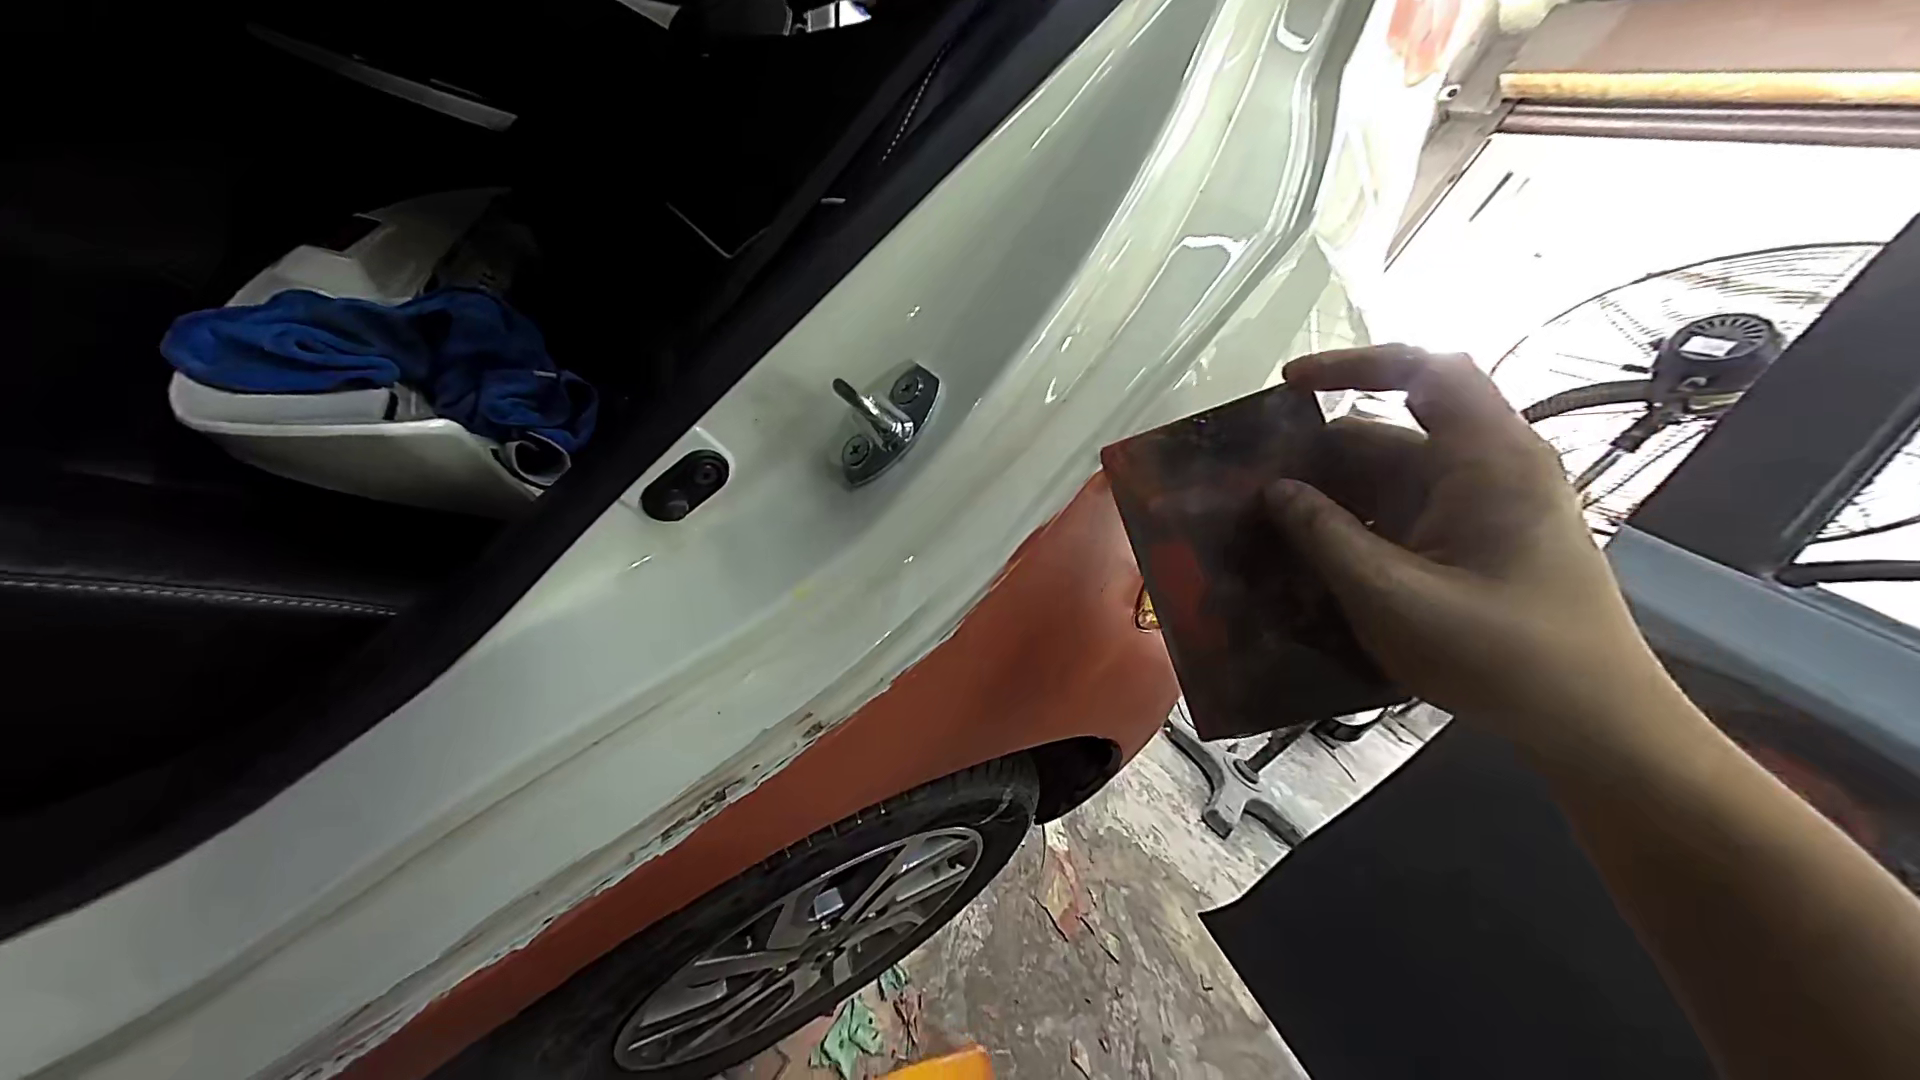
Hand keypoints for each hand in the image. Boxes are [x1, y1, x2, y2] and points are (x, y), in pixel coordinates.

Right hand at [1271, 346, 1683, 756]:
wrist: (1589, 723)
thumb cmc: (1502, 655)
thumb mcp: (1394, 595)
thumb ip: (1325, 537)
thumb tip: (1274, 491)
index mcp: (1490, 462)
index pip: (1427, 374)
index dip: (1354, 365)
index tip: (1288, 385)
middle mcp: (1480, 472)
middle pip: (1384, 437)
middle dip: (1313, 456)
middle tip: (1246, 485)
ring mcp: (1468, 510)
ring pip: (1379, 482)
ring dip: (1321, 499)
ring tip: (1259, 525)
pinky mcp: (1457, 543)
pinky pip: (1387, 518)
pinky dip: (1342, 528)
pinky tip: (1300, 557)